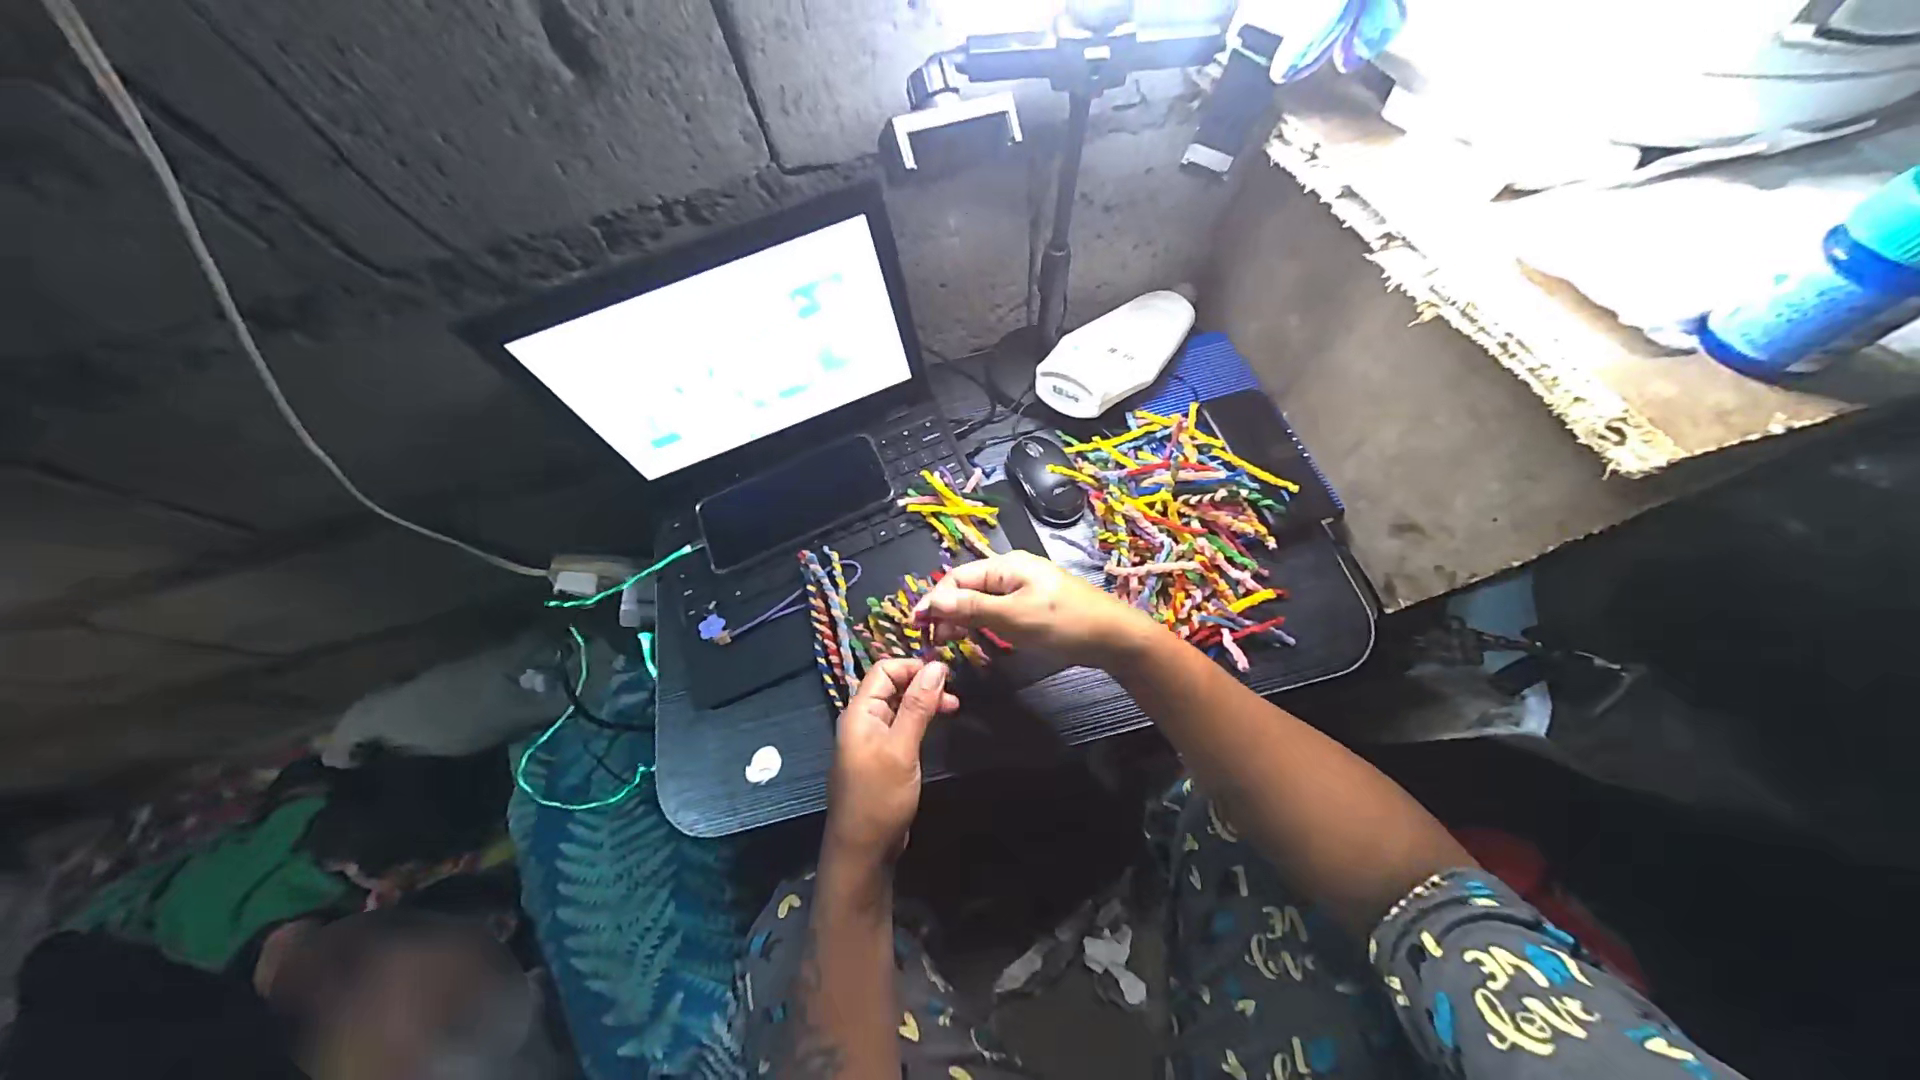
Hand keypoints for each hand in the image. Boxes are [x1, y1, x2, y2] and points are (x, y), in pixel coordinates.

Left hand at [825, 658, 957, 865]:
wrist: (863, 851)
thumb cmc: (879, 797)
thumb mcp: (902, 749)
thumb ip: (917, 707)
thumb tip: (937, 667)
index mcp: (860, 712)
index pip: (884, 670)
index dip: (913, 666)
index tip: (945, 675)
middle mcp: (863, 720)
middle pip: (892, 685)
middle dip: (922, 683)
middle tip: (954, 695)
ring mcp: (872, 739)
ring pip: (899, 705)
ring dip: (924, 701)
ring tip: (953, 708)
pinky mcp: (882, 755)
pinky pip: (901, 725)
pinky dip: (920, 720)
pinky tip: (938, 724)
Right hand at [915, 551, 1157, 668]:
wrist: (1114, 638)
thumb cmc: (1063, 623)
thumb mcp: (1013, 617)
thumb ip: (971, 608)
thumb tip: (932, 601)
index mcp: (1006, 565)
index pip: (957, 577)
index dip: (934, 600)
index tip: (917, 624)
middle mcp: (1011, 571)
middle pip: (966, 587)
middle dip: (946, 610)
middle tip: (931, 639)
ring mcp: (1022, 588)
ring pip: (980, 600)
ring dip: (962, 619)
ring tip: (948, 641)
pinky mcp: (1031, 606)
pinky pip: (996, 610)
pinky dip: (981, 623)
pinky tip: (975, 638)